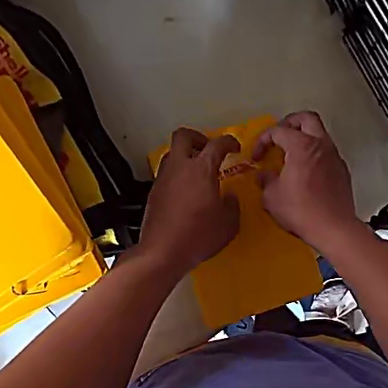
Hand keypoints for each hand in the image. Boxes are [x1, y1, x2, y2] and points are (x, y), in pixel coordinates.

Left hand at [137, 129, 241, 273]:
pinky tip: (186, 192)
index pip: (216, 144)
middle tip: (208, 149)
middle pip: (184, 136)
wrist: (164, 251)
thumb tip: (230, 197)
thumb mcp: (228, 224)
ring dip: (185, 157)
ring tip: (197, 172)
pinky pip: (167, 174)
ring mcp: (163, 179)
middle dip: (198, 138)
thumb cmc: (199, 235)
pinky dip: (177, 176)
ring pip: (172, 154)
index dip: (228, 141)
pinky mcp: (153, 193)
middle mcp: (180, 168)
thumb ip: (232, 206)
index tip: (234, 146)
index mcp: (201, 169)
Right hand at [255, 112, 361, 253]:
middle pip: (307, 119)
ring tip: (292, 154)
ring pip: (320, 135)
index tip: (258, 156)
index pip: (278, 130)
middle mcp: (321, 146)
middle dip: (290, 123)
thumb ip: (266, 181)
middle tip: (279, 136)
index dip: (263, 140)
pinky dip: (316, 155)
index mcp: (302, 146)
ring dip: (306, 138)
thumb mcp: (272, 197)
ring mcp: (335, 158)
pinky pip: (328, 154)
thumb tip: (264, 176)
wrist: (334, 229)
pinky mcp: (343, 172)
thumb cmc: (303, 211)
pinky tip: (307, 171)